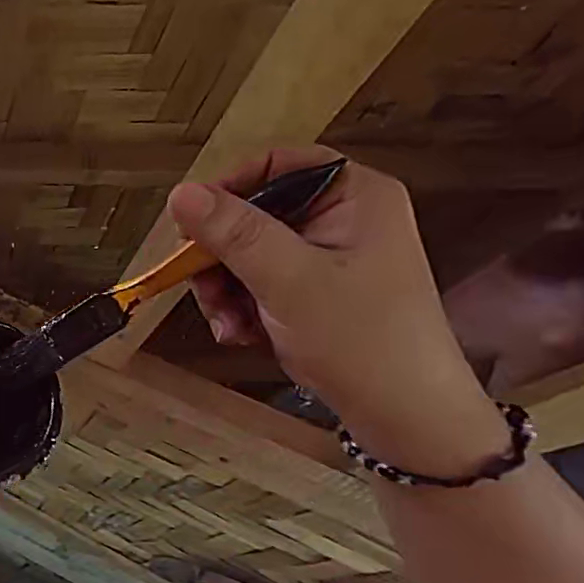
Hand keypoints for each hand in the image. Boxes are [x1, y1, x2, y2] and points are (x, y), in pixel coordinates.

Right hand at [169, 148, 503, 473]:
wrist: (404, 418)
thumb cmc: (359, 339)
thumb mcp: (288, 280)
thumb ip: (233, 232)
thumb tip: (179, 192)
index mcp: (352, 196)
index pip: (274, 165)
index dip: (227, 190)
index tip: (192, 229)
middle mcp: (338, 216)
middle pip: (249, 213)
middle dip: (218, 257)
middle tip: (204, 291)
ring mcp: (323, 254)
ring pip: (242, 251)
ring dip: (222, 288)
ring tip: (228, 325)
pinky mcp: (310, 288)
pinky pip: (253, 280)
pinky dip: (238, 305)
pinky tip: (241, 334)